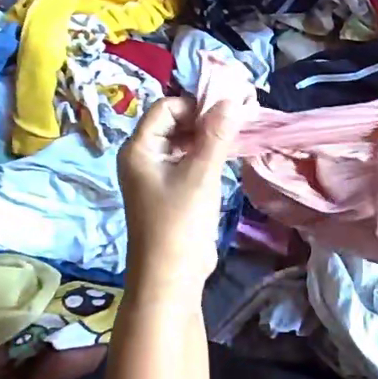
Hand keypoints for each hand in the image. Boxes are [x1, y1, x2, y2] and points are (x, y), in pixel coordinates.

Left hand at [118, 96, 240, 289]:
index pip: (166, 107)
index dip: (195, 104)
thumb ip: (217, 135)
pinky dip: (207, 154)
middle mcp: (142, 157)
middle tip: (238, 119)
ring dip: (208, 136)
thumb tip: (233, 100)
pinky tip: (228, 155)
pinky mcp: (171, 191)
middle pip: (174, 122)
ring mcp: (156, 175)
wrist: (170, 278)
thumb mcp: (200, 175)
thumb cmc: (179, 223)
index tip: (228, 109)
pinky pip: (188, 160)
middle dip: (205, 118)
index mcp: (138, 149)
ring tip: (238, 135)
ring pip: (183, 141)